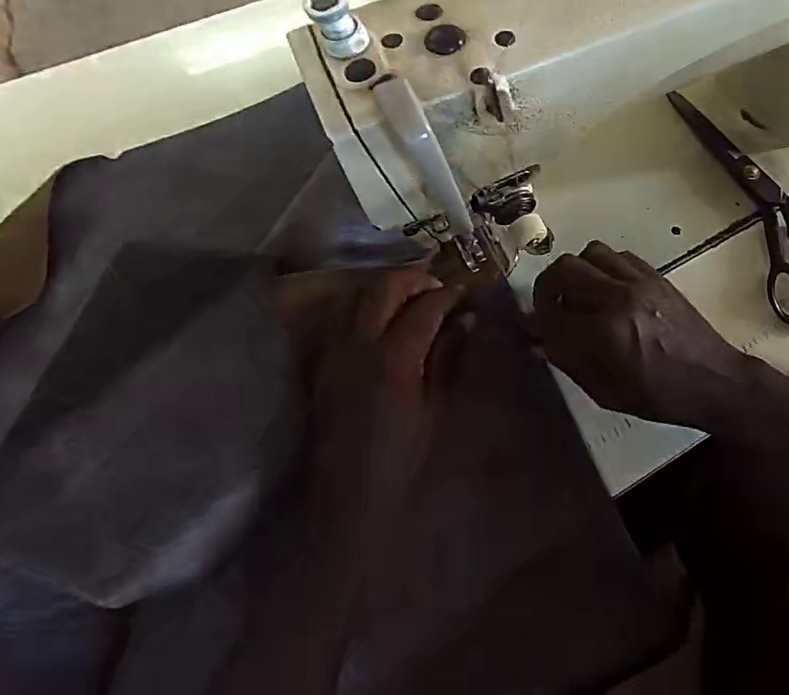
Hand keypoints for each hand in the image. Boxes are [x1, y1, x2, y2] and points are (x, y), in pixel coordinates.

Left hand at [288, 267, 467, 517]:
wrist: (347, 507)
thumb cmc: (404, 461)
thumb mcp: (439, 410)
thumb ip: (451, 358)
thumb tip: (466, 320)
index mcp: (393, 358)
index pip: (425, 307)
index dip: (450, 296)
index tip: (467, 297)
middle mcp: (357, 347)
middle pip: (383, 289)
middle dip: (415, 281)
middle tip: (440, 291)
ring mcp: (333, 355)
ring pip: (356, 298)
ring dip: (387, 292)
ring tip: (412, 304)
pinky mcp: (321, 368)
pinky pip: (341, 321)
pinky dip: (365, 310)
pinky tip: (383, 327)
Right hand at [532, 241, 758, 429]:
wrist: (713, 378)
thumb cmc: (661, 396)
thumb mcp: (608, 392)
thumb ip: (571, 363)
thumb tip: (542, 341)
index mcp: (606, 332)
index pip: (552, 316)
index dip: (536, 323)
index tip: (531, 329)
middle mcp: (620, 297)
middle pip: (565, 270)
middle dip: (547, 288)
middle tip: (549, 307)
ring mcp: (640, 282)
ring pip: (591, 253)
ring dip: (576, 271)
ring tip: (577, 293)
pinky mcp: (656, 276)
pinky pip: (620, 255)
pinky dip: (604, 266)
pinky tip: (606, 288)